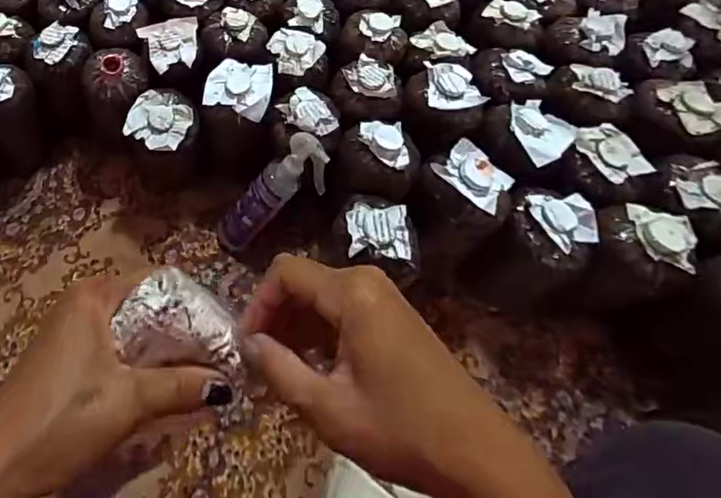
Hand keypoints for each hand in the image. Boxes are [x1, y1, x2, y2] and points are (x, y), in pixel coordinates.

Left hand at [0, 271, 231, 497]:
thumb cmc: (60, 423)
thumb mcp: (127, 403)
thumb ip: (179, 386)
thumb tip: (228, 384)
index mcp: (93, 295)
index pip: (159, 281)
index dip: (193, 304)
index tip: (220, 331)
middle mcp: (81, 304)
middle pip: (146, 306)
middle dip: (180, 333)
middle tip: (214, 357)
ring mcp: (68, 333)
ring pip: (131, 332)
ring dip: (161, 353)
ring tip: (193, 375)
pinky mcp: (62, 363)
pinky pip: (113, 351)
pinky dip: (137, 366)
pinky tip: (156, 391)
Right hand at [241, 255, 570, 497]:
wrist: (474, 449)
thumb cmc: (400, 428)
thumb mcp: (330, 408)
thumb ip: (281, 370)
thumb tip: (249, 345)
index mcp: (352, 291)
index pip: (285, 272)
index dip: (258, 304)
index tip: (245, 347)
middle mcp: (367, 280)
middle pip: (304, 281)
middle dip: (276, 318)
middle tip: (260, 365)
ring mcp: (384, 295)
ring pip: (323, 296)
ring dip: (297, 327)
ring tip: (282, 372)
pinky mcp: (394, 314)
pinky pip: (345, 308)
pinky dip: (321, 331)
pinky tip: (315, 369)